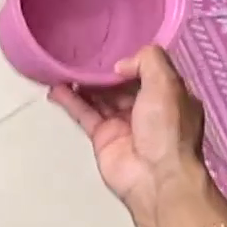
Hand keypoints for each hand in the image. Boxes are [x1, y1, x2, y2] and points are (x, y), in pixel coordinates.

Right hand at [46, 45, 222, 226]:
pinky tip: (57, 89)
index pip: (149, 71)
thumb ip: (148, 61)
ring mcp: (123, 124)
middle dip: (103, 72)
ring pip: (99, 98)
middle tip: (81, 57)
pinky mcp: (102, 137)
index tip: (111, 50)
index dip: (131, 60)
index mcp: (170, 95)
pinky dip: (71, 101)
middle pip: (121, 84)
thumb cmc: (168, 128)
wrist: (154, 176)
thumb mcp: (167, 84)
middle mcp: (147, 108)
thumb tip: (121, 65)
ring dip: (83, 84)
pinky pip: (84, 114)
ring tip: (63, 69)